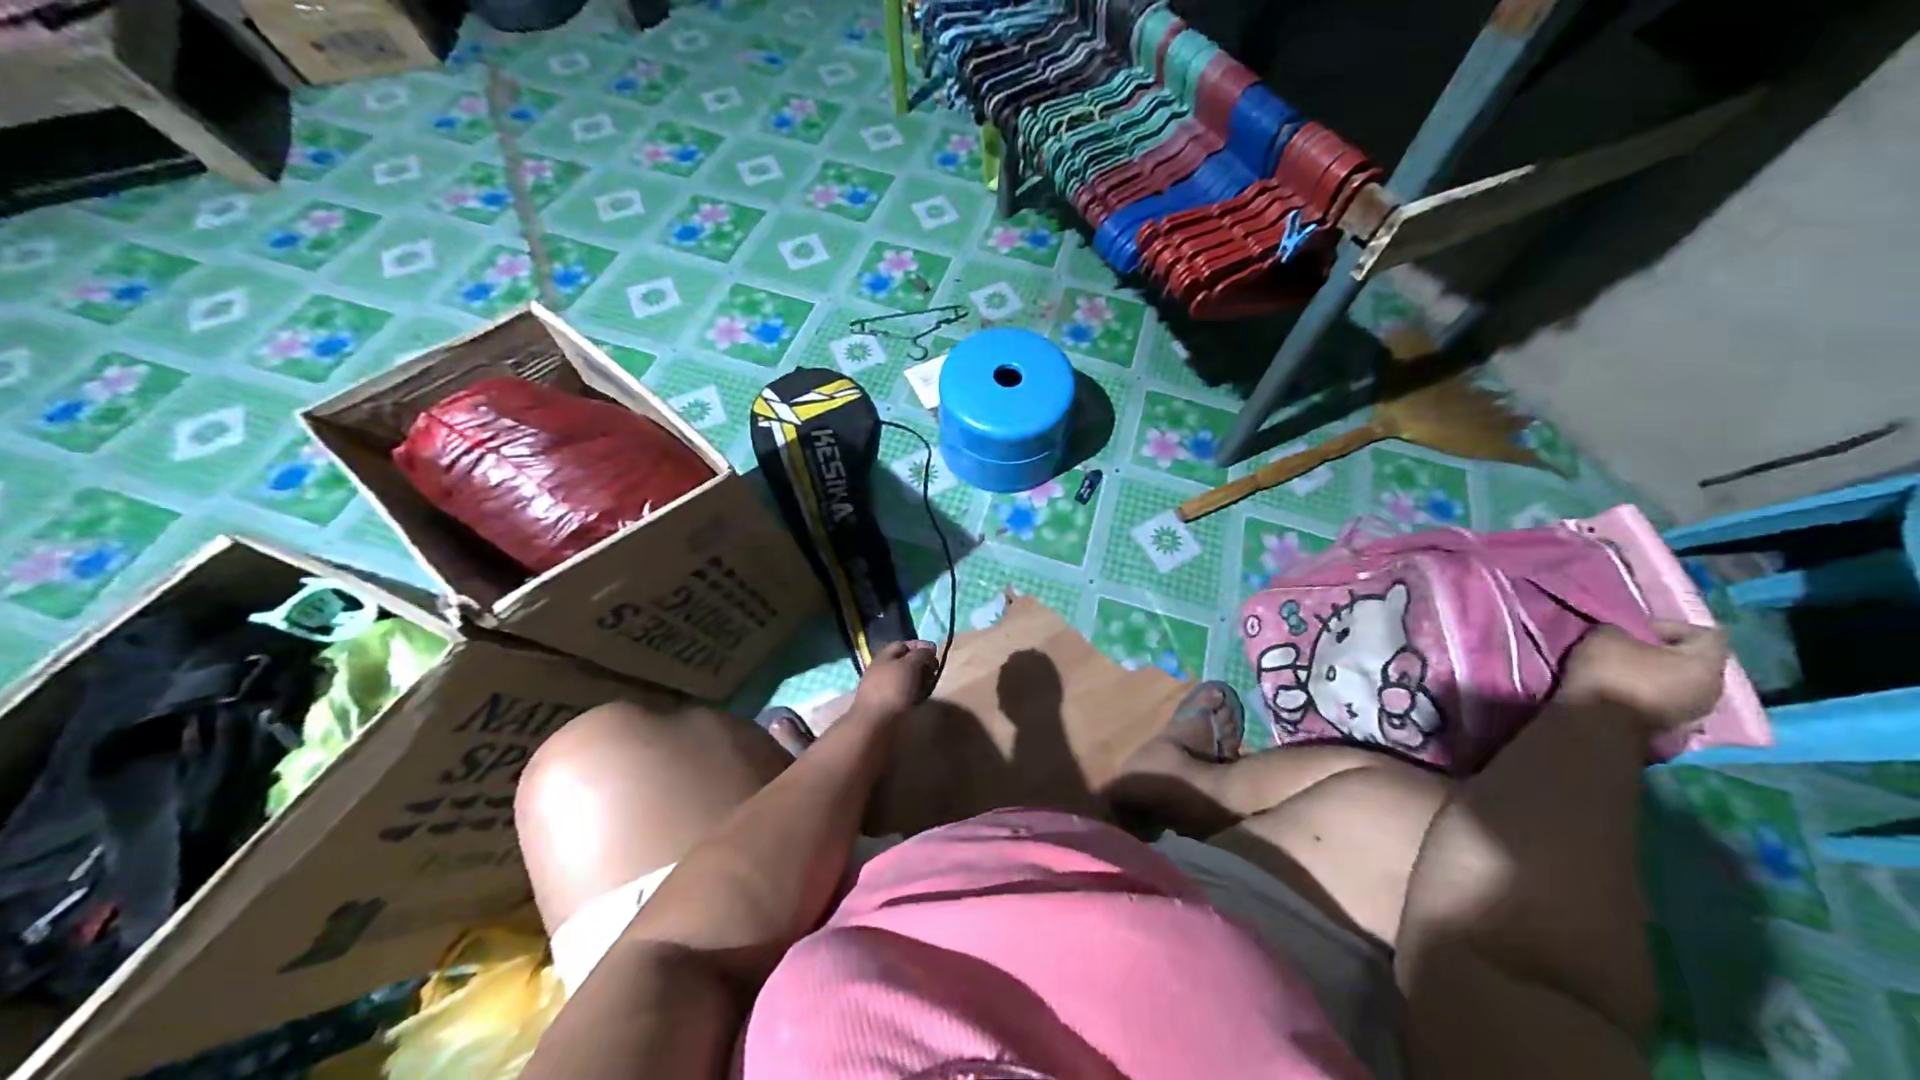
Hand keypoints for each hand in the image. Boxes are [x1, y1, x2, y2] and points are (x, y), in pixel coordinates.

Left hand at [852, 640, 937, 718]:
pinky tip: (921, 699)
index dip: (919, 646)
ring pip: (906, 679)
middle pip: (905, 663)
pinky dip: (915, 694)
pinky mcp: (888, 706)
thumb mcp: (909, 665)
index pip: (902, 645)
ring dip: (920, 680)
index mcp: (883, 658)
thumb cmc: (892, 689)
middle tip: (934, 671)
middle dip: (922, 664)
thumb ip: (920, 654)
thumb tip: (928, 650)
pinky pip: (905, 695)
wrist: (875, 724)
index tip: (935, 652)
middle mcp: (882, 671)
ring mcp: (883, 690)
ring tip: (930, 686)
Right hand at [1558, 621, 1727, 733]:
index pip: (1706, 634)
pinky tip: (1622, 691)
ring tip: (1622, 672)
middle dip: (1663, 654)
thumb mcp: (1605, 636)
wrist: (1597, 724)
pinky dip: (1647, 694)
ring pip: (1680, 684)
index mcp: (1706, 664)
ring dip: (1655, 676)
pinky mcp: (1673, 729)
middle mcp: (1713, 689)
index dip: (1672, 626)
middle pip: (1693, 662)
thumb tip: (1624, 636)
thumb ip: (1621, 630)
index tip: (1636, 629)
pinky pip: (1666, 702)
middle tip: (1629, 649)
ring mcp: (1695, 713)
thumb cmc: (1611, 673)